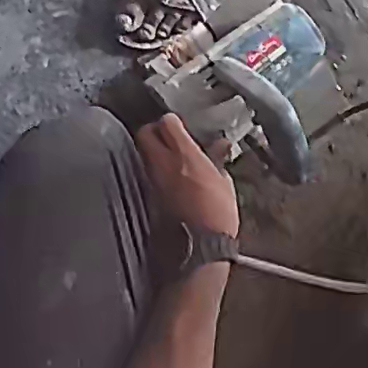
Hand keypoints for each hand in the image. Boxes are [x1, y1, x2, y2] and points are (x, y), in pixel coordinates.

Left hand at [137, 114, 239, 236]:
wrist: (200, 247)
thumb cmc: (218, 213)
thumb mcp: (224, 182)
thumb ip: (217, 160)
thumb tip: (220, 146)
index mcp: (184, 154)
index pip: (167, 122)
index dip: (172, 120)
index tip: (179, 124)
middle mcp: (163, 163)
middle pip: (145, 133)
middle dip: (154, 130)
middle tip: (167, 135)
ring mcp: (152, 180)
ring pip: (143, 153)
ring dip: (152, 150)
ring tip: (168, 155)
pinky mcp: (148, 196)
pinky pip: (147, 173)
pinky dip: (154, 169)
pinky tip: (167, 176)